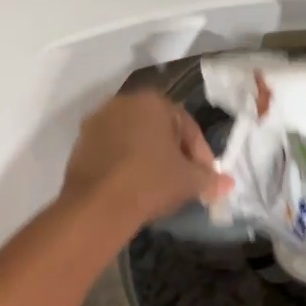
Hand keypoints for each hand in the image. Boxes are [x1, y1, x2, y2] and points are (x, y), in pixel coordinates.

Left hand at [62, 92, 231, 223]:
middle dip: (173, 153)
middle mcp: (123, 102)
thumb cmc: (152, 181)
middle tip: (183, 180)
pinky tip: (133, 187)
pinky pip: (112, 151)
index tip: (205, 178)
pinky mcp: (79, 144)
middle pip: (158, 129)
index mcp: (153, 101)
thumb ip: (210, 179)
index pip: (187, 127)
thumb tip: (227, 183)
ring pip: (133, 139)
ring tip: (158, 185)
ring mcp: (97, 122)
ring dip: (147, 157)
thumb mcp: (190, 182)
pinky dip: (125, 165)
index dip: (201, 154)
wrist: (98, 204)